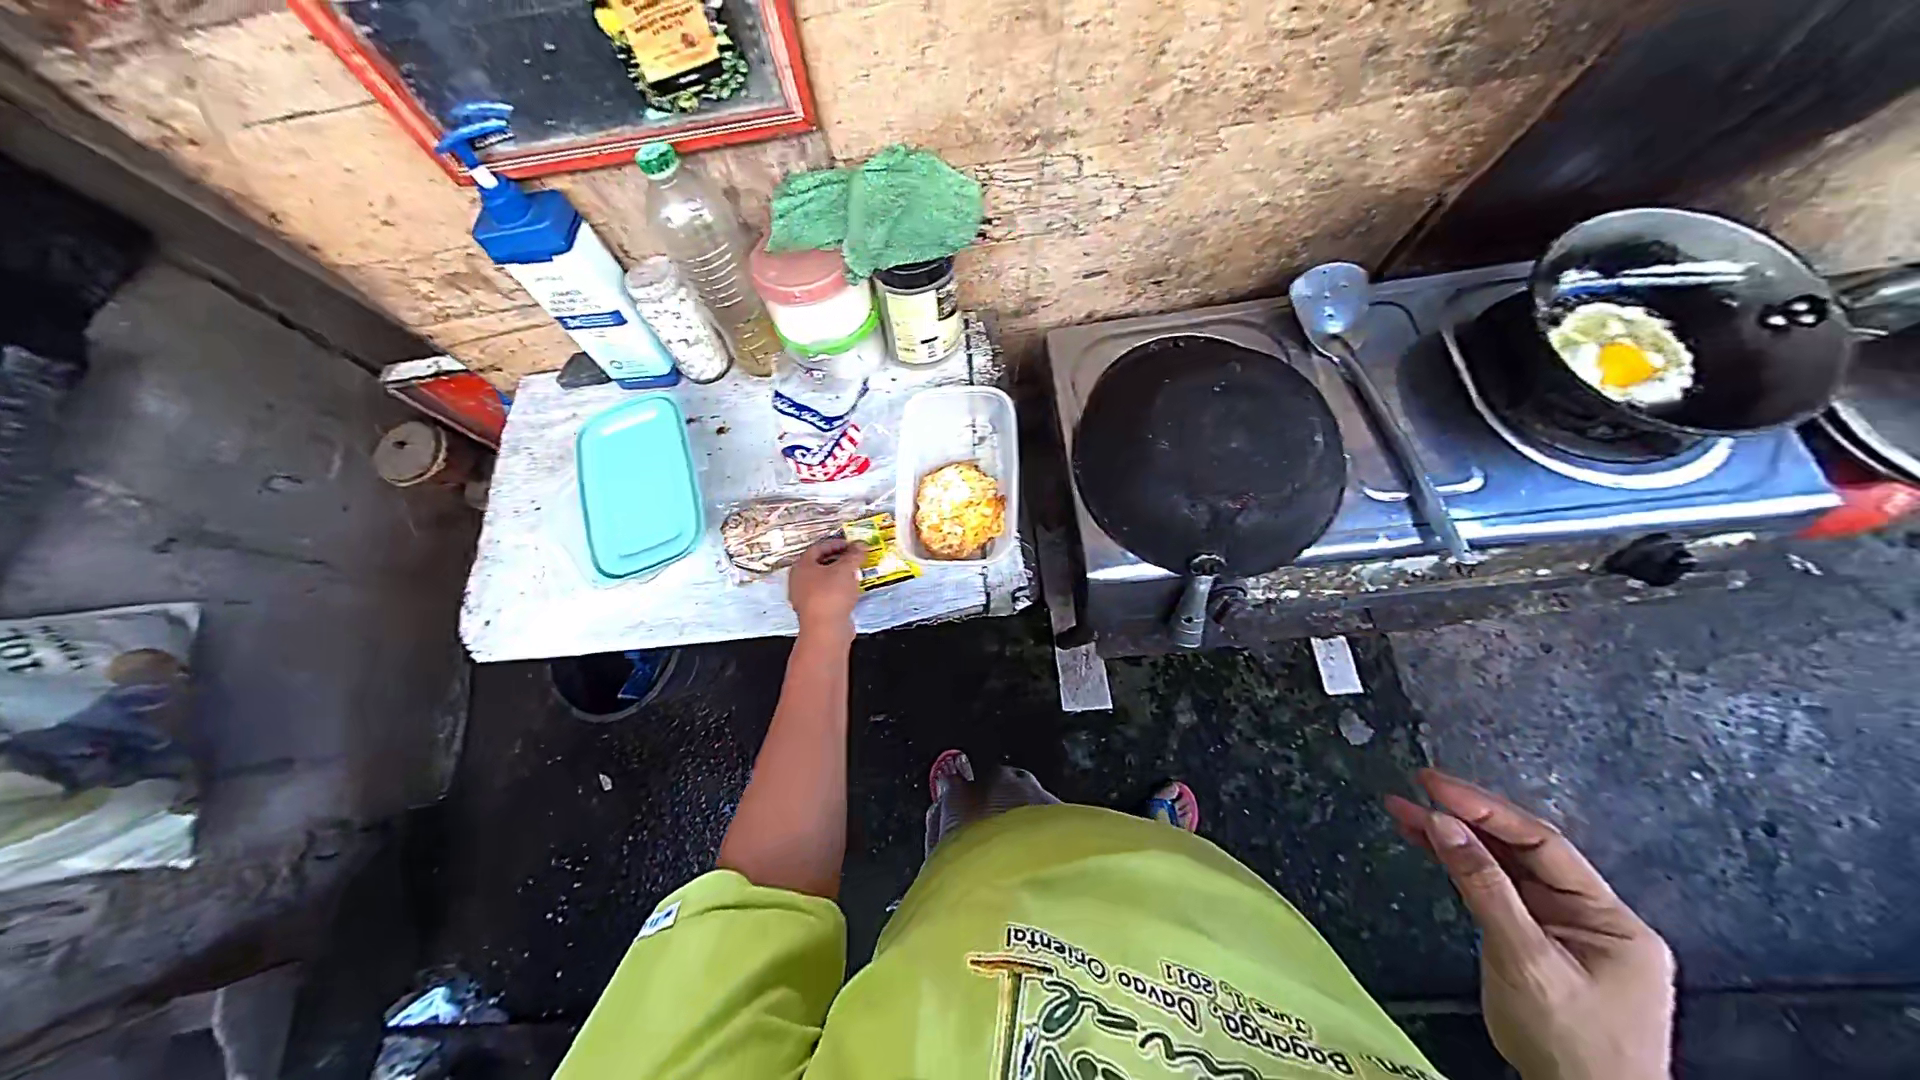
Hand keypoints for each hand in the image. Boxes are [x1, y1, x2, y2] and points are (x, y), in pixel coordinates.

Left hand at [787, 539, 865, 639]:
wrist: (826, 629)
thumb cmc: (831, 595)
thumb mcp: (846, 570)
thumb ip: (854, 555)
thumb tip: (861, 546)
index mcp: (801, 566)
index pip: (818, 548)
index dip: (835, 544)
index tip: (851, 545)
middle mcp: (798, 581)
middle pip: (819, 564)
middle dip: (838, 559)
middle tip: (853, 558)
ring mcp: (804, 597)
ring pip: (823, 580)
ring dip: (839, 575)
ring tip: (855, 573)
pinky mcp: (814, 611)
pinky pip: (826, 594)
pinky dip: (838, 589)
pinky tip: (850, 590)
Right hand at [1386, 769, 1674, 1079]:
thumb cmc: (1569, 1043)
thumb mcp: (1525, 961)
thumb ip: (1484, 887)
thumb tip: (1443, 823)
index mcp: (1610, 918)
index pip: (1542, 844)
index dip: (1486, 808)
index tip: (1435, 785)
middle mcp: (1590, 914)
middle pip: (1522, 850)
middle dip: (1466, 817)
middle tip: (1416, 786)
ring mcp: (1563, 926)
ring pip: (1503, 866)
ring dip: (1455, 838)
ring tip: (1403, 811)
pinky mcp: (1535, 938)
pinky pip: (1494, 889)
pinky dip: (1460, 866)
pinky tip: (1427, 844)